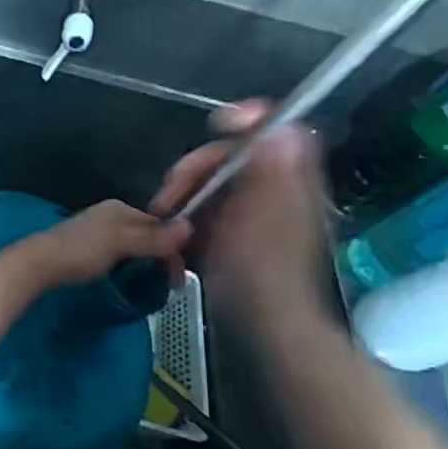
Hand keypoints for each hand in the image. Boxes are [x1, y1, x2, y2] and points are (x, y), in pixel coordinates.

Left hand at [19, 200, 192, 287]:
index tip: (179, 275)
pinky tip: (129, 277)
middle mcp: (109, 214)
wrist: (37, 264)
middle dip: (162, 256)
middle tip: (171, 284)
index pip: (159, 223)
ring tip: (155, 284)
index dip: (173, 247)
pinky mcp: (85, 248)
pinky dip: (129, 264)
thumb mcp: (120, 243)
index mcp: (120, 208)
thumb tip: (189, 227)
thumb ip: (153, 238)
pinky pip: (118, 253)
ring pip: (133, 244)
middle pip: (146, 233)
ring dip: (147, 262)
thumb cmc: (80, 251)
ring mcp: (96, 230)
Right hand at [150, 101, 329, 317]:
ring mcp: (248, 214)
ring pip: (208, 187)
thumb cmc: (262, 275)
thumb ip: (272, 171)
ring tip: (162, 222)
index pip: (268, 133)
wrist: (265, 326)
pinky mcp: (230, 236)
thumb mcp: (266, 219)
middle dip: (191, 172)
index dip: (244, 122)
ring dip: (180, 199)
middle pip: (226, 159)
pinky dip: (184, 222)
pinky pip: (202, 214)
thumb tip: (278, 124)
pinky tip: (174, 239)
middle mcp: (269, 190)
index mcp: (285, 180)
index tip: (216, 125)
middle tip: (165, 200)